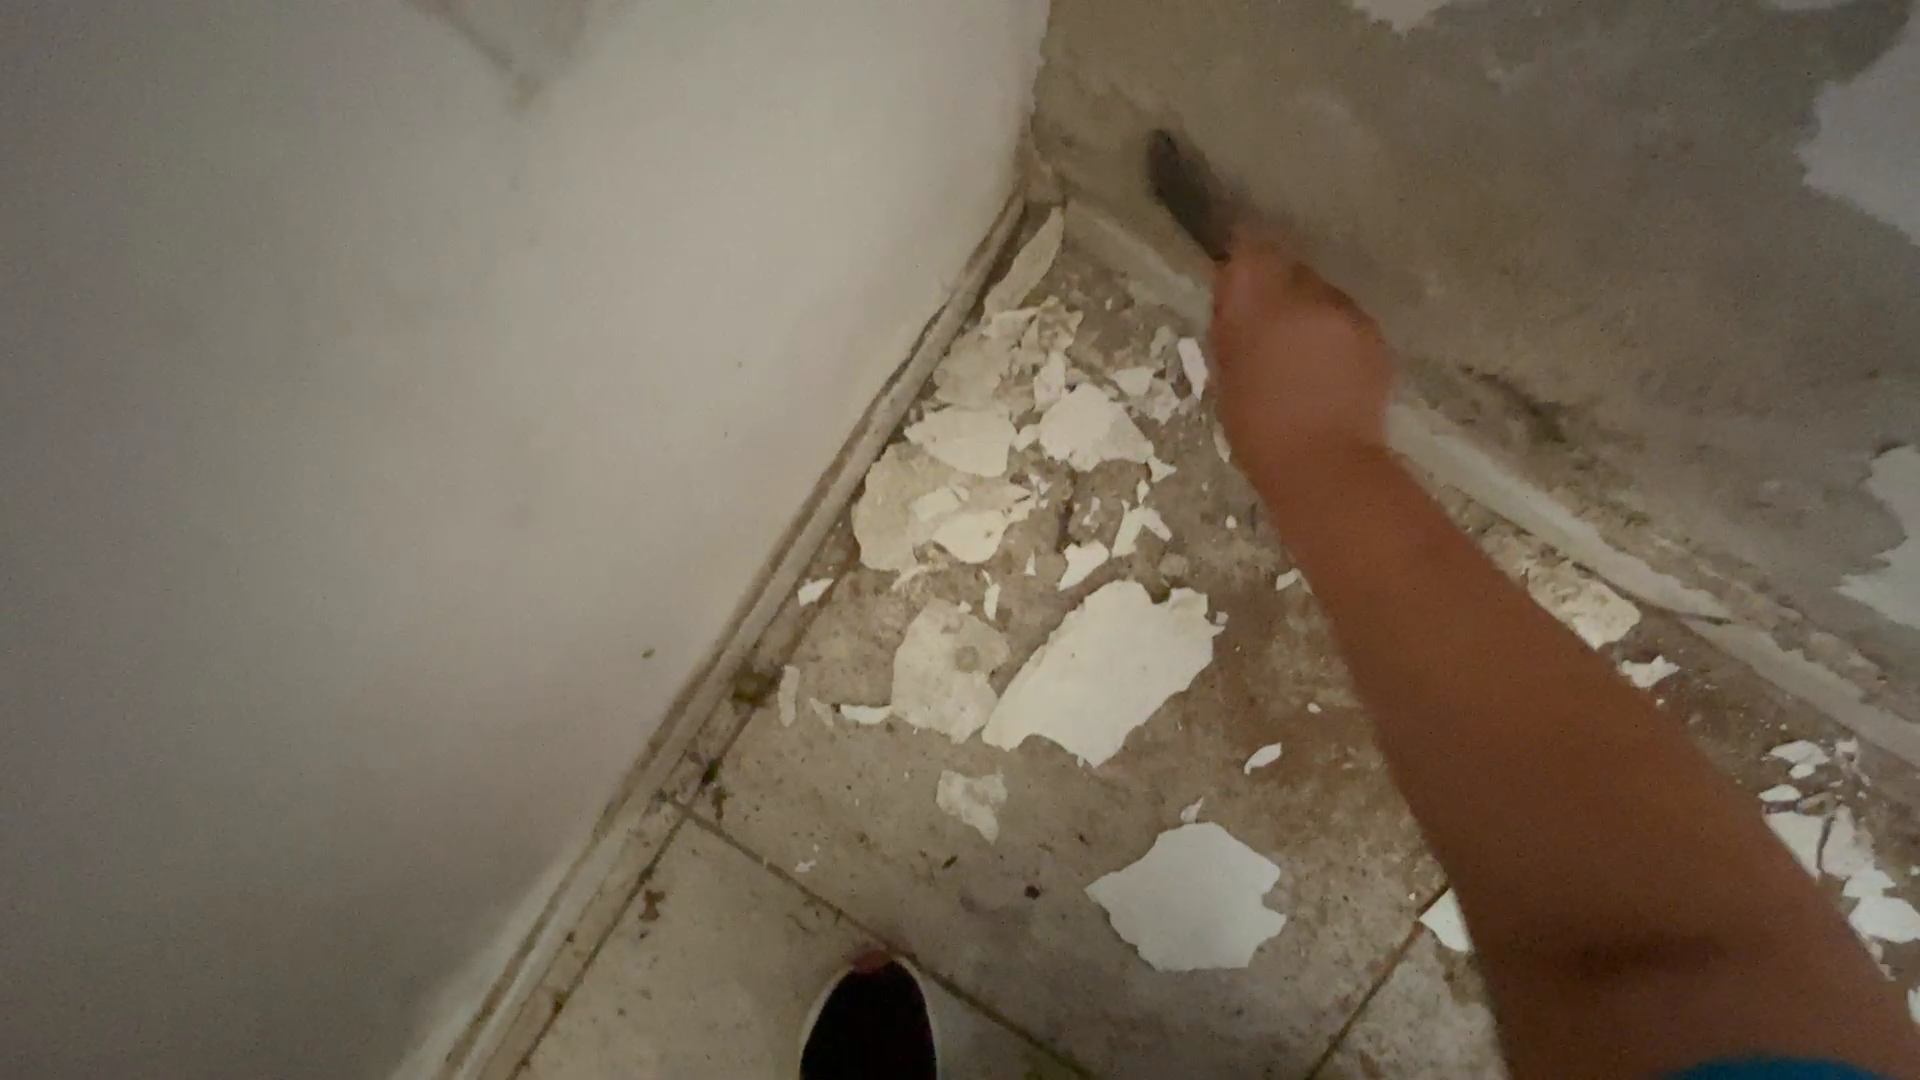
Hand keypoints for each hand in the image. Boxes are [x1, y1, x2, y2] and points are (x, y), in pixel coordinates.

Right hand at [1207, 230, 1393, 501]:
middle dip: (1274, 285)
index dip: (1242, 259)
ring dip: (1305, 309)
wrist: (1323, 465)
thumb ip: (1230, 326)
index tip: (1233, 275)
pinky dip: (1331, 331)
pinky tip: (1323, 366)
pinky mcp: (1375, 336)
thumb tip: (1231, 291)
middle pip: (1289, 268)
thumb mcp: (1226, 376)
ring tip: (1295, 348)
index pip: (1252, 252)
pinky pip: (1345, 318)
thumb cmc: (1257, 429)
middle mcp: (1309, 297)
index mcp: (1263, 306)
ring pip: (1320, 292)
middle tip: (1261, 320)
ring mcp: (1348, 315)